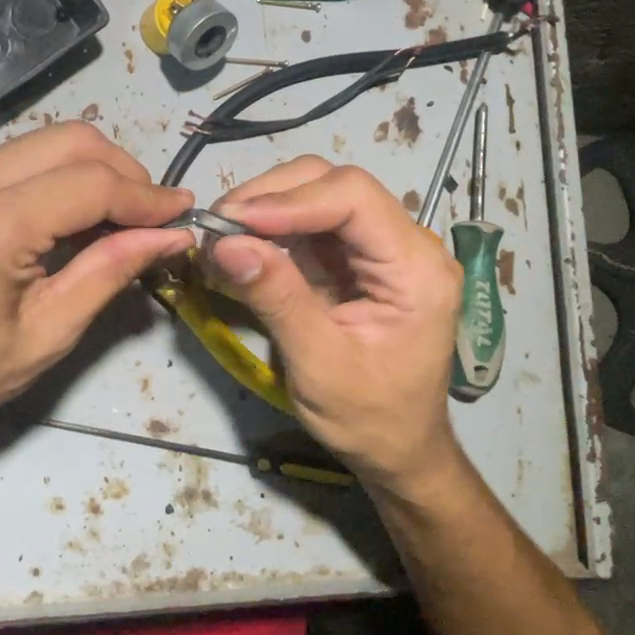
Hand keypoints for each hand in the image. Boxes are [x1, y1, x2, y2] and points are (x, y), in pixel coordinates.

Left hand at [0, 123, 194, 445]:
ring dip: (98, 169)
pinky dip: (66, 174)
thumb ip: (111, 271)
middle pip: (73, 142)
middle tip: (154, 219)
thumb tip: (171, 233)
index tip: (183, 215)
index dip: (145, 196)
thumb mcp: (49, 333)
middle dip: (125, 173)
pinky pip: (27, 155)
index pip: (89, 183)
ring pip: (51, 140)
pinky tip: (82, 213)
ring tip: (125, 218)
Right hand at [208, 157, 464, 497]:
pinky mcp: (352, 257)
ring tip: (221, 233)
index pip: (354, 198)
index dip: (291, 200)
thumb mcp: (319, 365)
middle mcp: (405, 244)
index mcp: (416, 269)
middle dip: (272, 196)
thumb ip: (277, 298)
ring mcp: (378, 247)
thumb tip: (225, 244)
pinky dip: (268, 225)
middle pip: (334, 183)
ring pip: (317, 193)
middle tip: (218, 224)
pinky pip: (307, 221)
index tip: (234, 221)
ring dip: (264, 205)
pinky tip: (238, 243)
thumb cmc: (370, 418)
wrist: (398, 452)